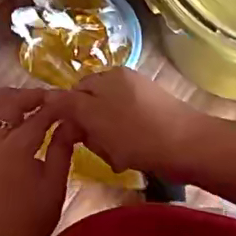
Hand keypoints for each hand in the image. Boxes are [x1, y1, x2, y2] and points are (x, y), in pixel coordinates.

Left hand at [0, 88, 78, 235]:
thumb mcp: (55, 183)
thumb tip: (72, 122)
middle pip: (11, 103)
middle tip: (52, 98)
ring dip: (7, 97)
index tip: (74, 101)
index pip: (41, 115)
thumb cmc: (32, 216)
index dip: (58, 105)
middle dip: (32, 95)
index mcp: (17, 147)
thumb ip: (62, 148)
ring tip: (26, 98)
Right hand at [61, 68, 215, 183]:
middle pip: (92, 107)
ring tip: (117, 158)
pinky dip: (125, 146)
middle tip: (97, 148)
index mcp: (108, 75)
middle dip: (90, 131)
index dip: (69, 115)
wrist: (188, 146)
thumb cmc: (136, 132)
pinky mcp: (156, 116)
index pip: (74, 92)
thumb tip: (47, 95)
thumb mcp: (94, 117)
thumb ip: (69, 105)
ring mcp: (142, 98)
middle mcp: (124, 81)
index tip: (72, 137)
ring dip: (107, 142)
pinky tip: (130, 160)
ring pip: (109, 123)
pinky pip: (128, 130)